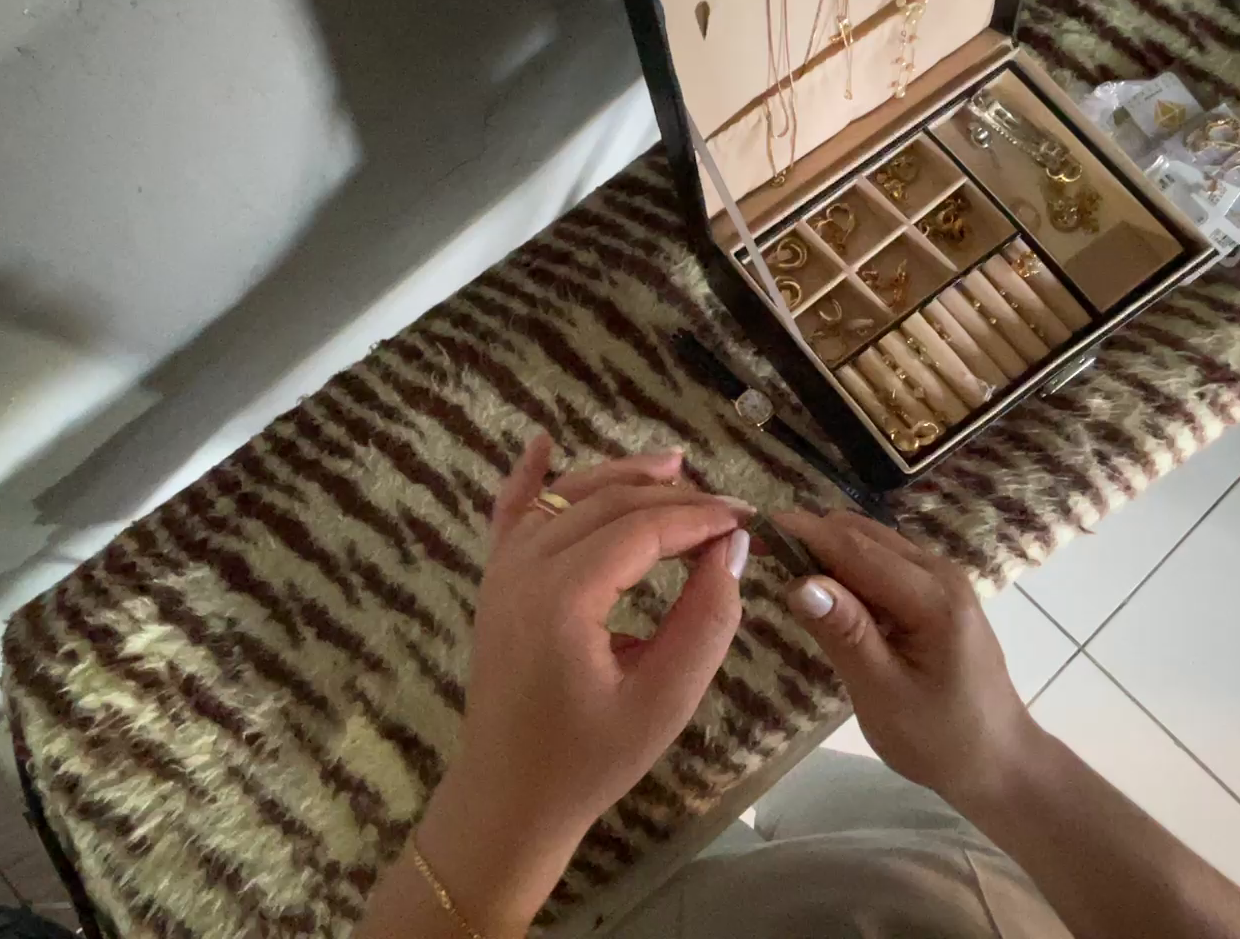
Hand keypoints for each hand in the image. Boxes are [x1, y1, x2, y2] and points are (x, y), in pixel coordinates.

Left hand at [414, 436, 750, 932]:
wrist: (509, 797)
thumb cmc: (590, 761)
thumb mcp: (665, 701)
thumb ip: (706, 619)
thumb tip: (731, 548)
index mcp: (562, 598)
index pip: (642, 529)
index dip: (699, 517)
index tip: (746, 520)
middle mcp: (523, 567)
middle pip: (607, 502)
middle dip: (671, 496)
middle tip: (724, 507)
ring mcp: (502, 569)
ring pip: (566, 497)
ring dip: (619, 476)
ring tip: (673, 465)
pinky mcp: (494, 579)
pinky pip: (510, 513)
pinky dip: (528, 476)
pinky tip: (542, 443)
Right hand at [774, 509, 1044, 810]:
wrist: (1001, 764)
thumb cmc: (941, 740)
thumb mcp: (883, 694)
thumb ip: (844, 633)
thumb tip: (799, 582)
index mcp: (932, 598)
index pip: (854, 547)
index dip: (803, 532)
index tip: (755, 528)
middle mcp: (938, 573)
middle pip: (860, 533)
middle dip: (810, 537)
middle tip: (765, 560)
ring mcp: (939, 578)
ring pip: (868, 541)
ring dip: (825, 550)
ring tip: (787, 575)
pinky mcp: (933, 589)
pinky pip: (879, 559)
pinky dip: (845, 565)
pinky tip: (827, 596)